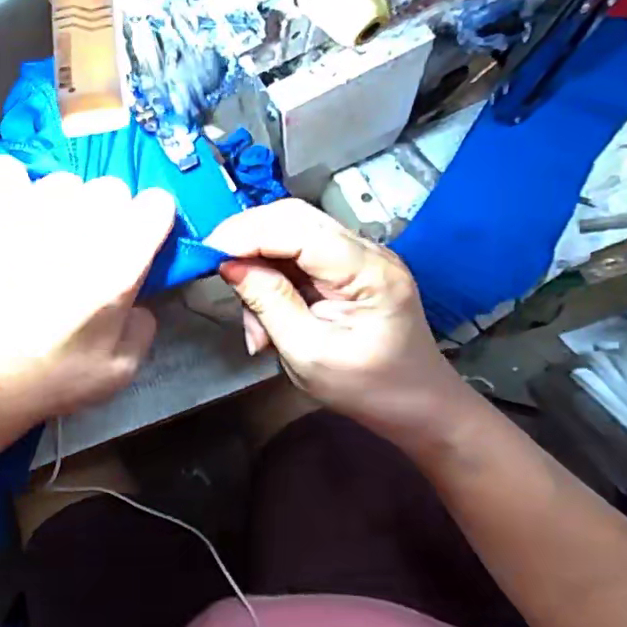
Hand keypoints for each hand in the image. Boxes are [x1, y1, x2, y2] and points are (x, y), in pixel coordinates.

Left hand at [0, 155, 176, 459]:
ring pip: (63, 182)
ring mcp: (34, 202)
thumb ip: (142, 327)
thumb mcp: (118, 371)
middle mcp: (85, 217)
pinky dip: (10, 188)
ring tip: (38, 242)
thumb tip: (136, 301)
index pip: (158, 202)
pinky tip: (5, 219)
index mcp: (125, 254)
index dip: (148, 225)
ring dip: (60, 206)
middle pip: (112, 189)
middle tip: (84, 252)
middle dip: (106, 216)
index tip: (136, 246)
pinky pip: (10, 170)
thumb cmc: (47, 378)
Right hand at [203, 199, 479, 440]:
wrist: (417, 407)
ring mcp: (358, 256)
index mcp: (368, 271)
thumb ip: (269, 303)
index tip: (209, 253)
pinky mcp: (347, 268)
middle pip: (294, 218)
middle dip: (247, 240)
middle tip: (216, 271)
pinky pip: (298, 255)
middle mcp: (366, 251)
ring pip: (290, 233)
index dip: (248, 233)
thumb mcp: (309, 353)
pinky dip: (272, 277)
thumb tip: (228, 264)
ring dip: (258, 265)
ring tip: (254, 321)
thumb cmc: (368, 389)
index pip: (299, 229)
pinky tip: (267, 316)